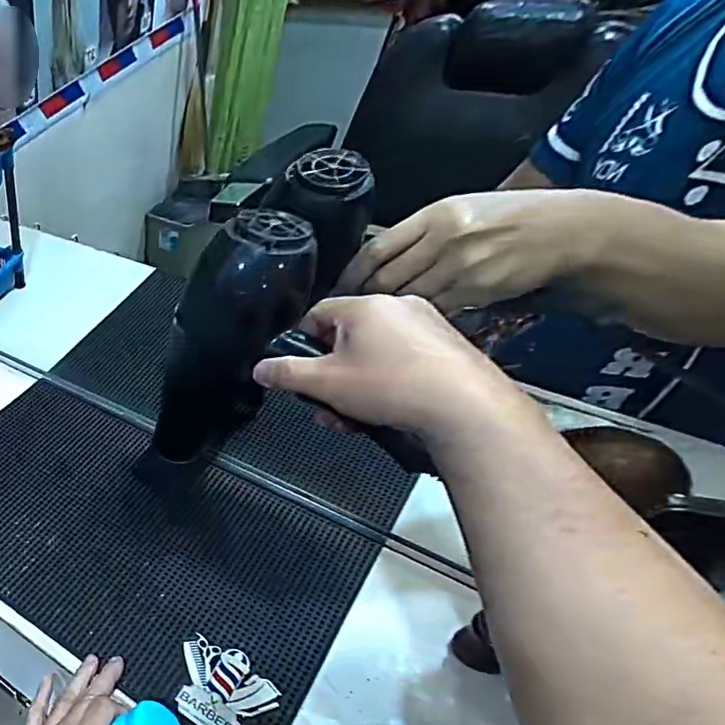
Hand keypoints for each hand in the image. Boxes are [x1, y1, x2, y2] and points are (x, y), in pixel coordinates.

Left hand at [0, 656, 158, 724]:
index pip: (106, 709)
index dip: (124, 708)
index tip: (136, 720)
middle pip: (87, 697)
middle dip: (105, 679)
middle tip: (117, 664)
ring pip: (65, 699)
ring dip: (80, 679)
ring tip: (92, 661)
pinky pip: (38, 713)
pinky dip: (44, 694)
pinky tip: (48, 681)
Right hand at [252, 295, 532, 439]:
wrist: (464, 407)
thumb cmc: (393, 386)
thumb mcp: (324, 383)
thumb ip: (286, 373)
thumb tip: (260, 368)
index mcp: (364, 305)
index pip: (316, 315)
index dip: (301, 346)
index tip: (298, 372)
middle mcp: (396, 307)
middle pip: (344, 339)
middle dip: (328, 378)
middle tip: (325, 406)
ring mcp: (424, 327)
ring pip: (371, 356)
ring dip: (353, 388)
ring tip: (352, 419)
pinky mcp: (443, 349)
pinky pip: (399, 363)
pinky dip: (384, 387)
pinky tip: (382, 414)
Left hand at [337, 190, 608, 305]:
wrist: (565, 230)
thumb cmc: (512, 219)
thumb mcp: (461, 211)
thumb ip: (420, 234)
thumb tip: (380, 260)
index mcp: (434, 214)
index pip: (375, 249)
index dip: (350, 275)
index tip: (337, 291)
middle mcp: (443, 238)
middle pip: (384, 278)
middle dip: (360, 302)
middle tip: (346, 317)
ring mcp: (459, 266)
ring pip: (404, 299)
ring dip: (384, 318)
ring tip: (371, 328)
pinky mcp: (474, 292)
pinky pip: (432, 312)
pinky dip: (416, 323)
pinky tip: (407, 330)